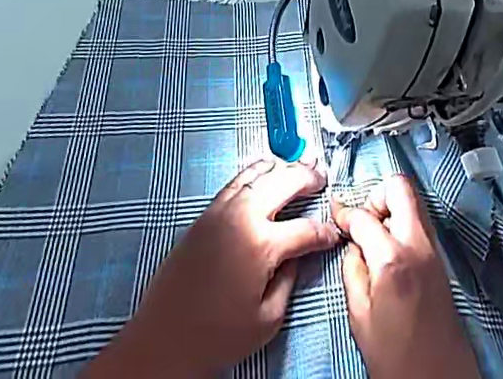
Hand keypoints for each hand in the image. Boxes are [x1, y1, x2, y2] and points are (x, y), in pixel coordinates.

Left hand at [86, 159, 342, 377]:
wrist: (167, 332)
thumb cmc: (218, 333)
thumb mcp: (267, 318)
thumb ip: (288, 281)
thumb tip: (296, 258)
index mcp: (261, 244)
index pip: (304, 230)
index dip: (324, 231)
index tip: (335, 233)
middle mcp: (241, 217)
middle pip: (281, 183)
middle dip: (305, 177)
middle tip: (320, 177)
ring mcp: (221, 210)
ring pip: (255, 174)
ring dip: (279, 168)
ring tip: (296, 168)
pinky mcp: (206, 213)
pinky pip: (235, 181)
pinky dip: (253, 173)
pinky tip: (262, 173)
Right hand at [333, 176, 478, 378]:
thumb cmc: (397, 360)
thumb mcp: (359, 315)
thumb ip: (352, 267)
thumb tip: (352, 244)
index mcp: (393, 259)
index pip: (363, 215)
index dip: (343, 213)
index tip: (335, 215)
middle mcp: (418, 247)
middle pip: (399, 188)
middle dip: (375, 195)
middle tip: (361, 219)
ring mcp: (435, 254)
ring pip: (412, 203)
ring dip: (390, 209)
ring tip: (372, 238)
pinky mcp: (442, 265)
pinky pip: (419, 226)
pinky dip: (401, 225)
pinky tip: (387, 252)